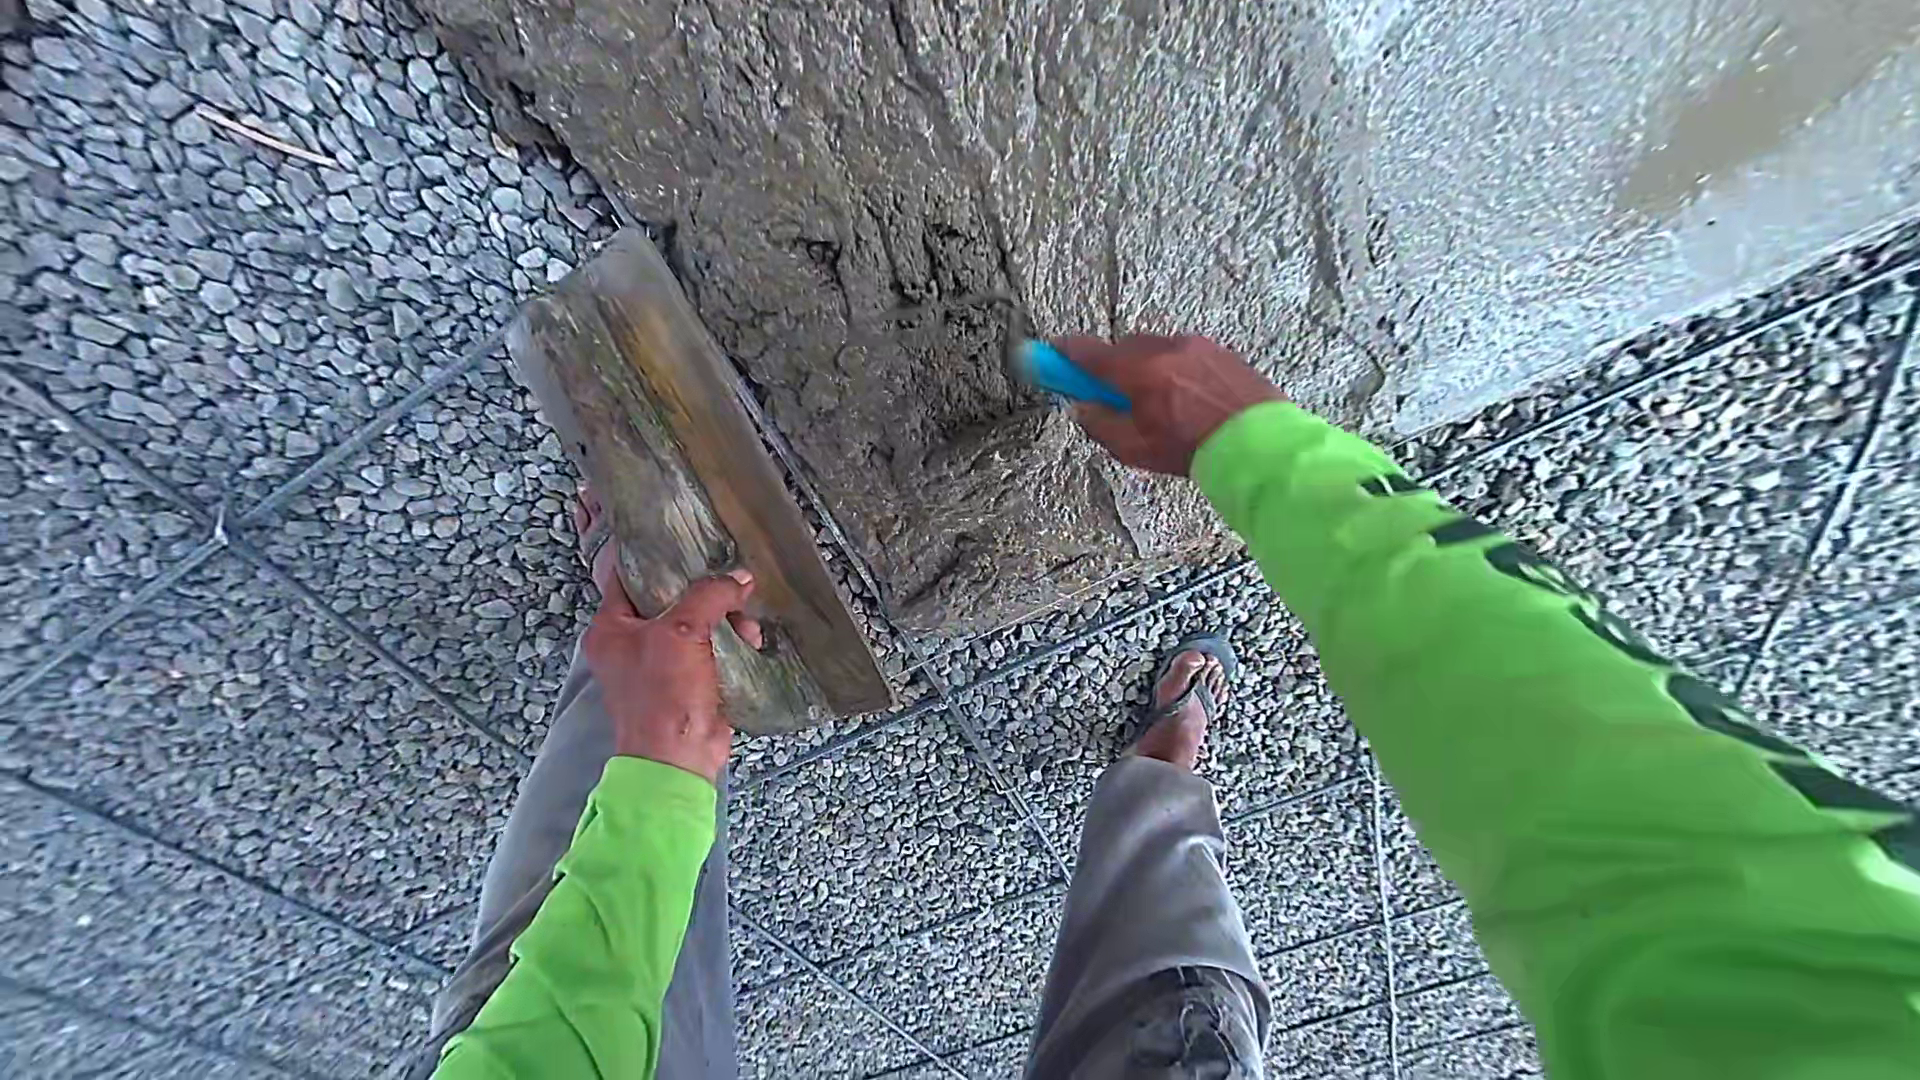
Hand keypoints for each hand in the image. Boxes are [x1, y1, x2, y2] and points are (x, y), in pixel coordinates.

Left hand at [581, 567, 763, 784]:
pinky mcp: (686, 679)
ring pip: (697, 622)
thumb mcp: (683, 632)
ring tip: (748, 625)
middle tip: (734, 588)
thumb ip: (711, 595)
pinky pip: (710, 646)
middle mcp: (631, 642)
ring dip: (727, 619)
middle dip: (708, 594)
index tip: (690, 542)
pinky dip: (731, 641)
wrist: (679, 757)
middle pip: (672, 599)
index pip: (629, 577)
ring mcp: (659, 662)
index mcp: (611, 628)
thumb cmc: (664, 694)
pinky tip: (750, 642)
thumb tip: (742, 577)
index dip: (659, 558)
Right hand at [1061, 334, 1285, 475]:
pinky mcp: (1219, 352)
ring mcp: (1197, 347)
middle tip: (1111, 393)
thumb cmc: (1195, 451)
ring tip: (1156, 402)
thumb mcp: (1135, 448)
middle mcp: (1168, 350)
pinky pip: (1184, 353)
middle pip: (1123, 349)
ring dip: (1145, 368)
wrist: (1258, 446)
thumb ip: (1101, 424)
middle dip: (1112, 367)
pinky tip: (1183, 397)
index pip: (1090, 355)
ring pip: (1156, 349)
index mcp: (1142, 373)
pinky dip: (1174, 369)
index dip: (1065, 354)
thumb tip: (1082, 409)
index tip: (1048, 352)